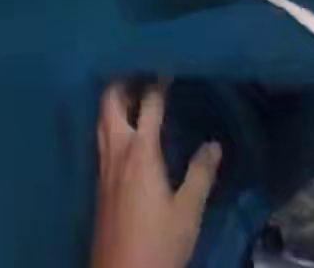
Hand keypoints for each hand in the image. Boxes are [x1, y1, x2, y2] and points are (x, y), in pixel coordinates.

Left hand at [91, 81, 222, 267]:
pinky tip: (126, 131)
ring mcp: (104, 166)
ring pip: (102, 119)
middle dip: (123, 82)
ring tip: (133, 94)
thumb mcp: (187, 213)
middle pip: (110, 103)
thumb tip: (214, 144)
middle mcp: (117, 150)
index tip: (168, 67)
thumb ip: (200, 175)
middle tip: (142, 73)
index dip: (158, 83)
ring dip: (115, 101)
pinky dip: (111, 122)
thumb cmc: (157, 245)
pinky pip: (101, 138)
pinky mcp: (99, 182)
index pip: (148, 104)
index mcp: (140, 152)